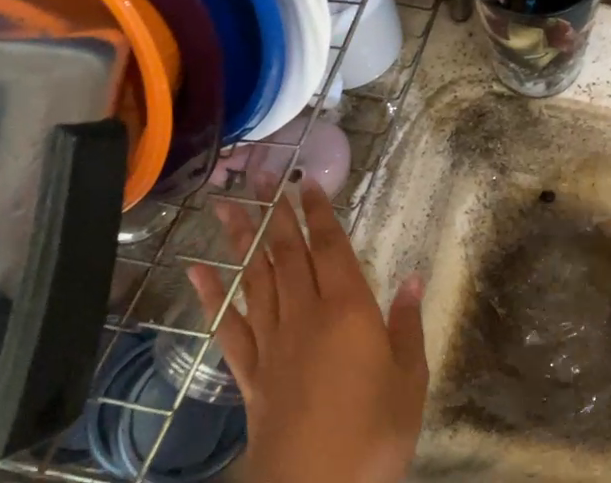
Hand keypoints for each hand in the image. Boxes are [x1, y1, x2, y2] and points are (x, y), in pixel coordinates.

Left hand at [188, 182, 427, 482]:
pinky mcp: (250, 374)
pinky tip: (198, 273)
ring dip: (241, 241)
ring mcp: (273, 344)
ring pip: (255, 280)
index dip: (319, 214)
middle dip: (276, 213)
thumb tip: (412, 278)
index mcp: (349, 310)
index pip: (331, 249)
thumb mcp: (411, 380)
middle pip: (288, 254)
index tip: (305, 183)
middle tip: (261, 176)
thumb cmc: (374, 433)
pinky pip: (228, 328)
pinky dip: (212, 298)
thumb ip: (408, 326)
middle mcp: (306, 316)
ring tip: (227, 206)